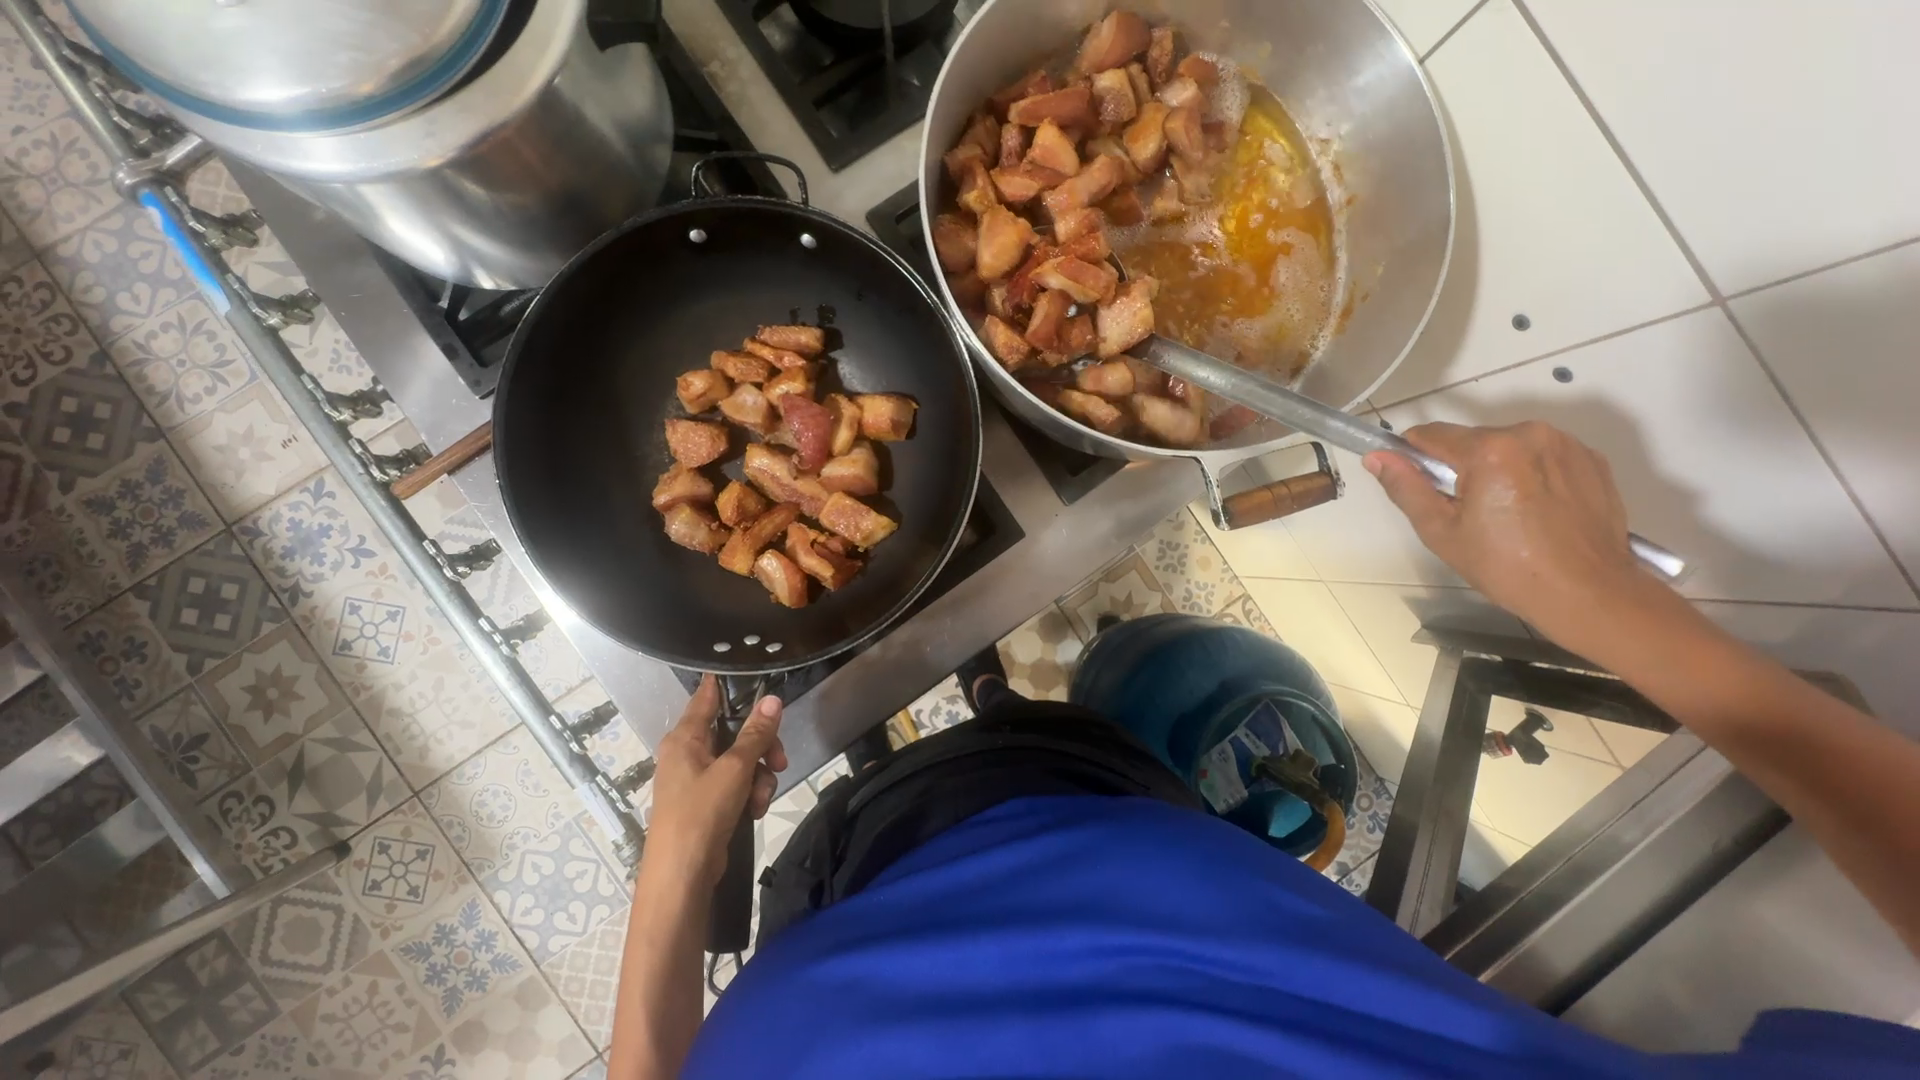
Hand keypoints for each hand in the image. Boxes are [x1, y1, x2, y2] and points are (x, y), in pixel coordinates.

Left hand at [644, 676, 787, 892]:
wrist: (682, 874)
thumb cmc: (701, 813)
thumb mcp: (734, 769)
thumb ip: (755, 734)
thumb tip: (772, 700)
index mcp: (685, 738)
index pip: (707, 696)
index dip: (731, 685)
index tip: (759, 682)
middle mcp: (688, 753)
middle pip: (734, 732)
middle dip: (761, 747)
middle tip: (779, 762)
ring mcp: (697, 778)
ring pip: (740, 761)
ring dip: (759, 776)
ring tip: (762, 799)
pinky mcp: (706, 802)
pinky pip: (736, 785)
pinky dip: (749, 794)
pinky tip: (755, 811)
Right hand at [1364, 421, 1659, 642]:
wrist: (1588, 593)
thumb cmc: (1505, 567)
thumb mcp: (1441, 531)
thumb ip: (1406, 487)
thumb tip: (1376, 457)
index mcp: (1490, 448)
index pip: (1431, 434)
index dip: (1414, 457)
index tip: (1419, 486)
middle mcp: (1531, 433)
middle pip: (1474, 440)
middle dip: (1462, 467)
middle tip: (1468, 513)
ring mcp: (1567, 444)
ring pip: (1509, 446)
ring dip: (1498, 469)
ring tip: (1508, 513)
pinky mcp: (1593, 459)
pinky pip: (1544, 456)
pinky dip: (1532, 475)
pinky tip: (1538, 510)